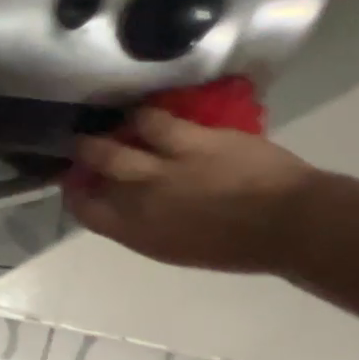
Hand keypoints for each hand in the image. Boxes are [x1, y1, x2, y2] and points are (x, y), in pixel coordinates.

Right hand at [65, 107, 318, 273]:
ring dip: (118, 126)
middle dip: (85, 151)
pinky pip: (163, 121)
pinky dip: (150, 116)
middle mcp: (139, 195)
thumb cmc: (228, 247)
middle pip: (99, 164)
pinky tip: (151, 112)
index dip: (75, 192)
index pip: (86, 208)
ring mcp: (167, 164)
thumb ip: (142, 225)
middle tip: (82, 142)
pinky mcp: (197, 139)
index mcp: (131, 230)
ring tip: (123, 120)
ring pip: (127, 136)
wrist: (283, 224)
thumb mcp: (170, 247)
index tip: (75, 183)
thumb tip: (131, 207)